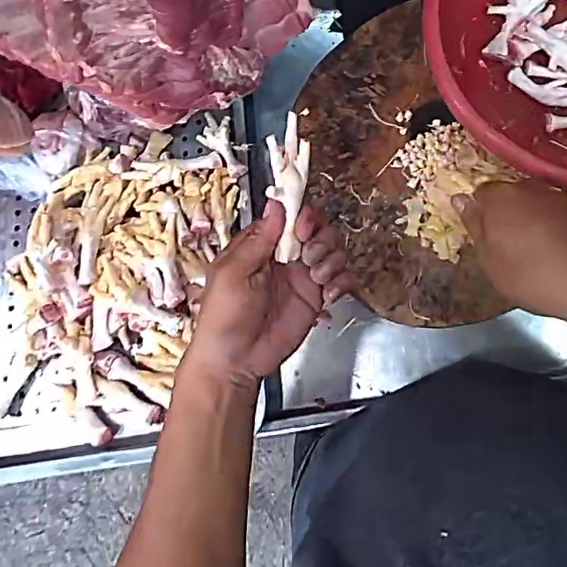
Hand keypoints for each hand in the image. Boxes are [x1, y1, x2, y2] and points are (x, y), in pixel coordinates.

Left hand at [179, 201, 352, 392]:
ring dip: (332, 259)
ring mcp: (304, 276)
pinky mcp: (318, 297)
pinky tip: (328, 295)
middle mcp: (286, 256)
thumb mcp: (233, 273)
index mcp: (262, 246)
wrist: (235, 363)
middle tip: (310, 256)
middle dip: (322, 238)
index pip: (290, 217)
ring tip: (317, 277)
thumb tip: (276, 203)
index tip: (304, 228)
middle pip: (319, 230)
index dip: (303, 216)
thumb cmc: (223, 317)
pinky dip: (341, 282)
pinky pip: (342, 279)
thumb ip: (259, 239)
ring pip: (334, 251)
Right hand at [454, 181, 566, 323]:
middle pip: (508, 194)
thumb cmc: (529, 275)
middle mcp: (526, 187)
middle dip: (505, 213)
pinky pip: (555, 211)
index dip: (480, 214)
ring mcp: (555, 195)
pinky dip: (552, 223)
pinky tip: (555, 245)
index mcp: (498, 197)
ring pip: (533, 201)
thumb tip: (461, 200)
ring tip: (532, 247)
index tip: (484, 235)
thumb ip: (475, 227)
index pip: (480, 194)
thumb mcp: (489, 260)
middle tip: (506, 244)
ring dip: (530, 216)